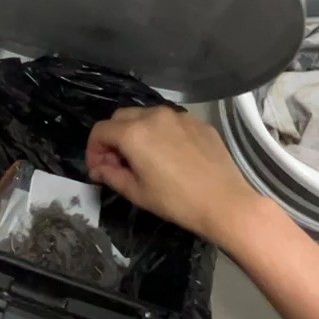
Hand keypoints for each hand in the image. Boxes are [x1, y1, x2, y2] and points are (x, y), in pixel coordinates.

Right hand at [86, 106, 273, 245]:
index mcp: (133, 133)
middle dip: (113, 138)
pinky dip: (160, 133)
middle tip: (118, 163)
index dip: (93, 150)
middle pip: (120, 118)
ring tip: (144, 158)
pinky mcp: (197, 122)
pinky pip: (169, 122)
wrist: (225, 202)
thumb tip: (99, 168)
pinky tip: (170, 155)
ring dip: (136, 132)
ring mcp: (178, 116)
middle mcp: (153, 116)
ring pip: (145, 116)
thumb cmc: (176, 201)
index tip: (98, 169)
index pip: (100, 131)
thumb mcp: (137, 193)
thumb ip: (111, 175)